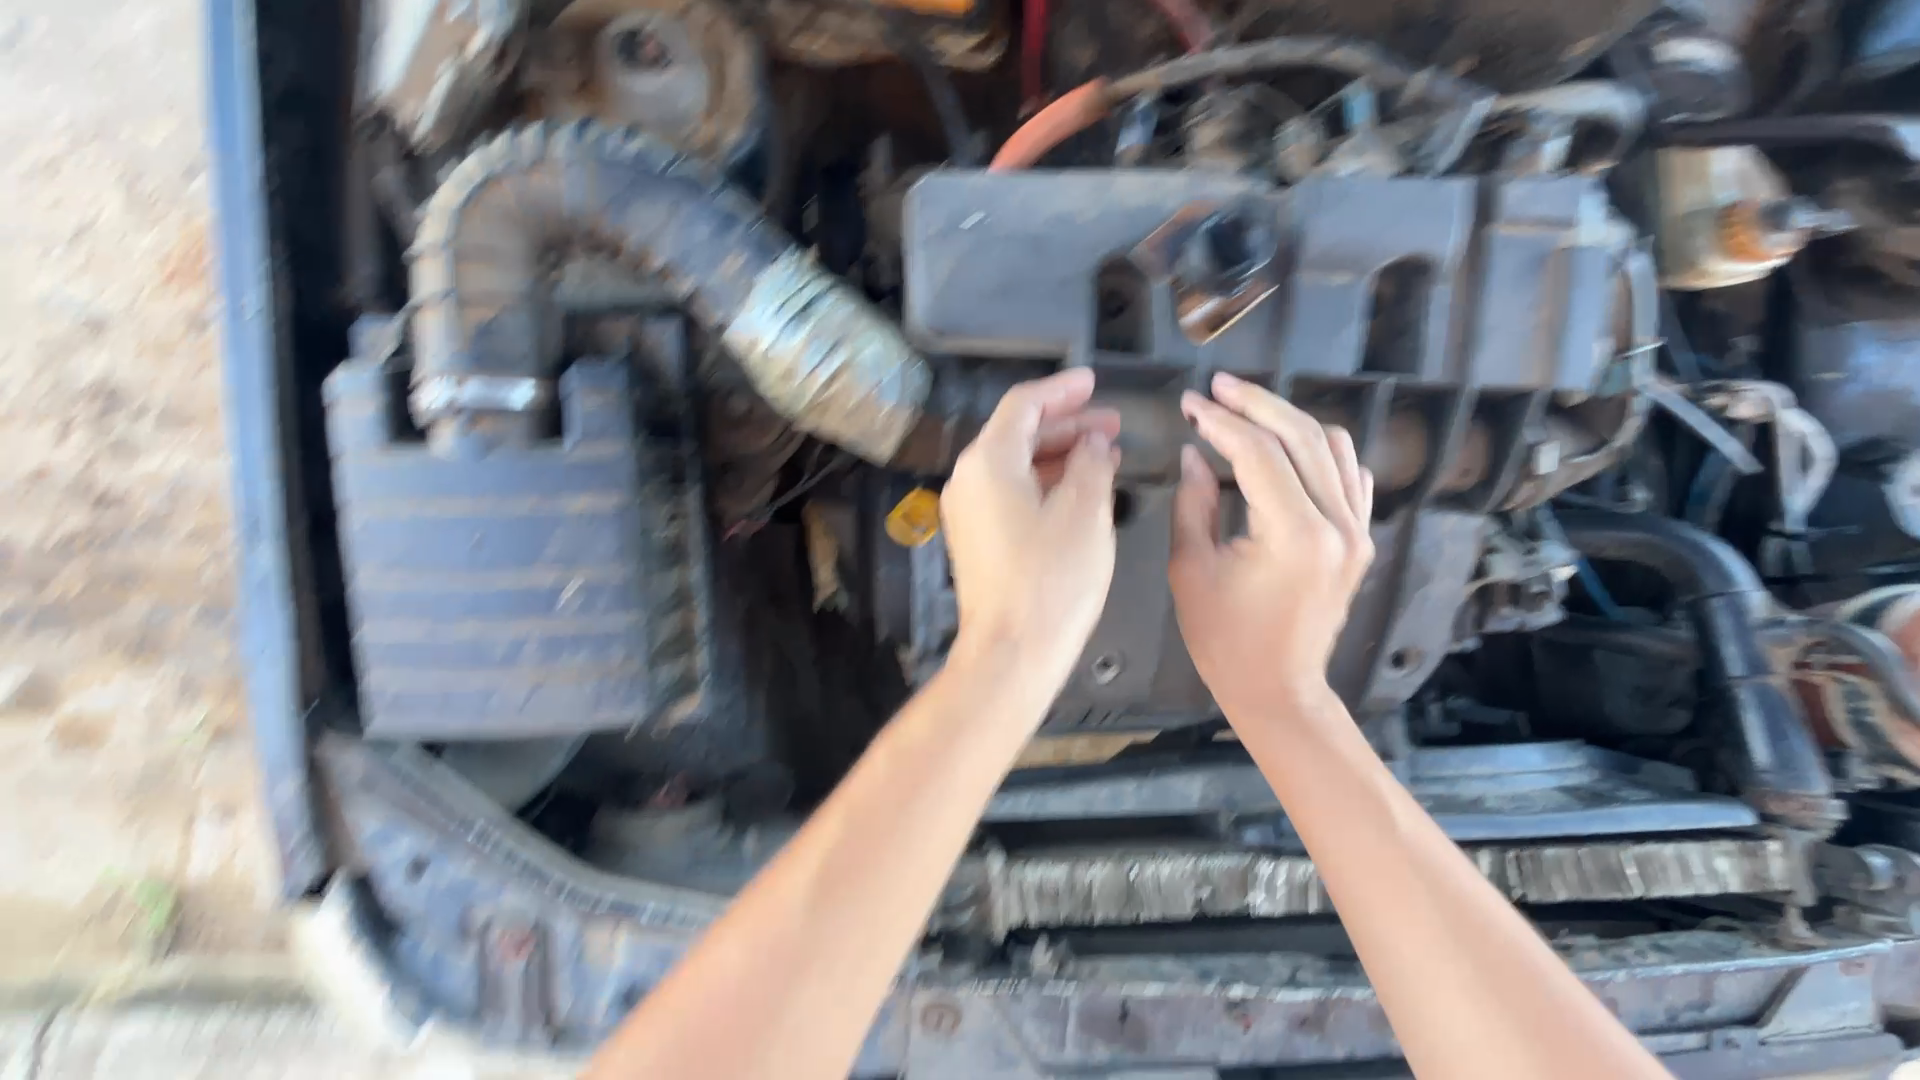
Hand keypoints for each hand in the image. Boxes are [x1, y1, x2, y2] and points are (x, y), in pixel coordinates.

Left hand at [941, 368, 1121, 681]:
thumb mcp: (1085, 512)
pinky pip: (1010, 493)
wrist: (1012, 651)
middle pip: (1017, 433)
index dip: (1062, 389)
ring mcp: (967, 511)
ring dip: (1058, 455)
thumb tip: (1093, 442)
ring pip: (1015, 465)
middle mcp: (968, 479)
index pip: (1023, 405)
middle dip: (1067, 424)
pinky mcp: (975, 538)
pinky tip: (1079, 490)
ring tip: (1105, 455)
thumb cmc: (1052, 579)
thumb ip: (1092, 463)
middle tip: (1112, 424)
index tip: (1094, 382)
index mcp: (988, 461)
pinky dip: (1044, 483)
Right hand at [1170, 373, 1373, 716]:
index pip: (1257, 453)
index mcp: (1294, 535)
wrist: (1277, 687)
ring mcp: (1357, 531)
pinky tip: (1288, 447)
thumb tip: (1196, 453)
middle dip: (1255, 404)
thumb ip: (1193, 503)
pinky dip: (1319, 450)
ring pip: (1332, 446)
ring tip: (1247, 409)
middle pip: (1301, 437)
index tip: (1190, 403)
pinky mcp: (1361, 539)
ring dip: (1288, 420)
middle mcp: (1338, 524)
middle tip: (1218, 386)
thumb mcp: (1190, 569)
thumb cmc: (1223, 638)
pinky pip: (1349, 474)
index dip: (1220, 421)